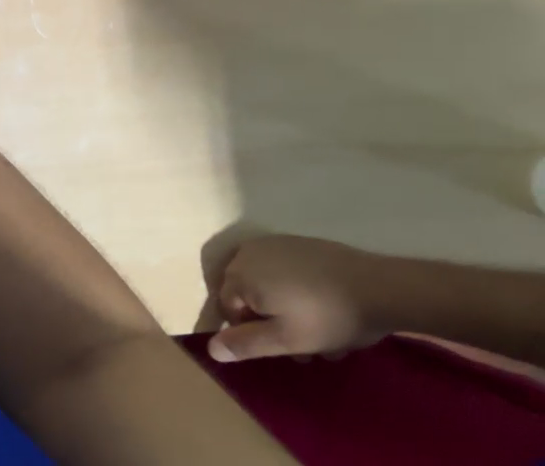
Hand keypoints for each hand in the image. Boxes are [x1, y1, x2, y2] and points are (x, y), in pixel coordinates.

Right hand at [208, 235, 389, 361]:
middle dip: (271, 320)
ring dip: (283, 304)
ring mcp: (272, 244)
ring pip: (266, 281)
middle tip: (306, 345)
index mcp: (238, 277)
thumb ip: (246, 344)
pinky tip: (322, 301)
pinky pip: (284, 268)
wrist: (382, 287)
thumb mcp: (288, 340)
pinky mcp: (297, 243)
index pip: (228, 308)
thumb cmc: (329, 317)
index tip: (285, 348)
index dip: (252, 332)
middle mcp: (246, 254)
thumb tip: (211, 349)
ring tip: (320, 328)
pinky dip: (295, 286)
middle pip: (247, 293)